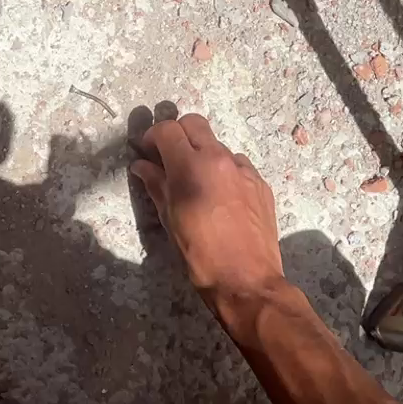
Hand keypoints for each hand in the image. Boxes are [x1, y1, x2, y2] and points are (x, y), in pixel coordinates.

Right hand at [130, 113, 286, 321]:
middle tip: (170, 157)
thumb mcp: (169, 218)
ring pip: (217, 145)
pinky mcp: (260, 183)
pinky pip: (237, 165)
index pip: (167, 129)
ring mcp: (244, 169)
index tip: (148, 152)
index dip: (153, 136)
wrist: (246, 280)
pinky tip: (221, 197)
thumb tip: (142, 165)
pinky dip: (224, 171)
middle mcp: (219, 158)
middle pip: (194, 123)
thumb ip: (155, 184)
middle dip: (178, 134)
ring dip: (203, 154)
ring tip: (198, 182)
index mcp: (191, 166)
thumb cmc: (199, 252)